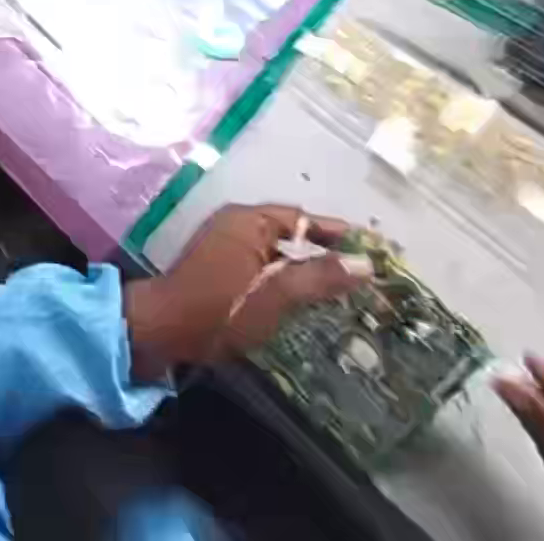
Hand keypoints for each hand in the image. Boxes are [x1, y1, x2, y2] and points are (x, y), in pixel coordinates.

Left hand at [123, 203, 371, 380]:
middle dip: (326, 252)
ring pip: (278, 253)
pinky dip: (288, 278)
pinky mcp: (223, 270)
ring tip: (350, 291)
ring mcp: (226, 247)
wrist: (168, 327)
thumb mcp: (277, 292)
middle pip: (289, 233)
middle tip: (369, 275)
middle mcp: (235, 226)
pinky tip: (312, 301)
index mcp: (245, 221)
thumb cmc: (222, 305)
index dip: (336, 232)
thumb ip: (320, 275)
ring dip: (308, 268)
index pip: (299, 217)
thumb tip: (366, 262)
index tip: (375, 250)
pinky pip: (264, 266)